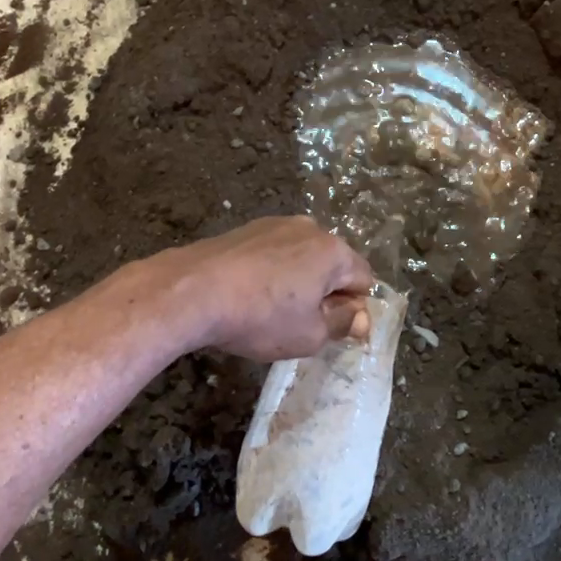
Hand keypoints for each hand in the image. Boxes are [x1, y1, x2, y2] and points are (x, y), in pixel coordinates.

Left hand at [161, 216, 374, 361]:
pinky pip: (275, 253)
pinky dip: (273, 273)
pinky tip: (251, 295)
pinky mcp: (249, 229)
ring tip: (272, 312)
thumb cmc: (262, 317)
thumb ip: (343, 324)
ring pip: (302, 257)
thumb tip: (360, 315)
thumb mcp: (311, 335)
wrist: (196, 290)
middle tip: (304, 325)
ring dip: (299, 282)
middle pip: (333, 264)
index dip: (355, 310)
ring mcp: (277, 224)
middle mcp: (310, 228)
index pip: (364, 279)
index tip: (334, 332)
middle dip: (326, 294)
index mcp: (334, 251)